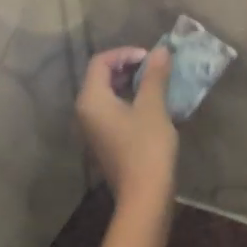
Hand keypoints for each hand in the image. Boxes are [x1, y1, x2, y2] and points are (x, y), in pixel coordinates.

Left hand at [76, 46, 178, 205]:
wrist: (144, 195)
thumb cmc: (147, 147)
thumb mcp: (153, 107)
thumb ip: (155, 76)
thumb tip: (161, 51)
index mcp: (92, 99)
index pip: (101, 62)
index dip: (126, 53)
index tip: (152, 58)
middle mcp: (86, 111)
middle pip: (101, 77)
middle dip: (128, 67)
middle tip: (155, 68)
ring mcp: (94, 128)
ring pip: (108, 94)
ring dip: (130, 84)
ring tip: (156, 83)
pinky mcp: (105, 141)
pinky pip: (112, 111)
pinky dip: (129, 100)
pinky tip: (152, 106)